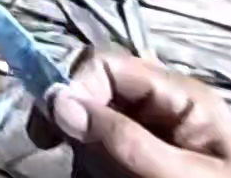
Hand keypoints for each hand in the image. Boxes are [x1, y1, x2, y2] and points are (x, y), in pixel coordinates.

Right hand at [29, 50, 230, 177]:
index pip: (106, 63)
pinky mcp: (156, 165)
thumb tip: (55, 100)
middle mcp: (165, 109)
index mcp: (181, 96)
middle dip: (74, 121)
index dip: (75, 85)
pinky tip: (97, 176)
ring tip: (89, 174)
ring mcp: (161, 141)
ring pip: (97, 126)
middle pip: (96, 93)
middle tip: (50, 146)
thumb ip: (125, 141)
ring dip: (84, 150)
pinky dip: (96, 166)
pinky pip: (110, 154)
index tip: (54, 125)